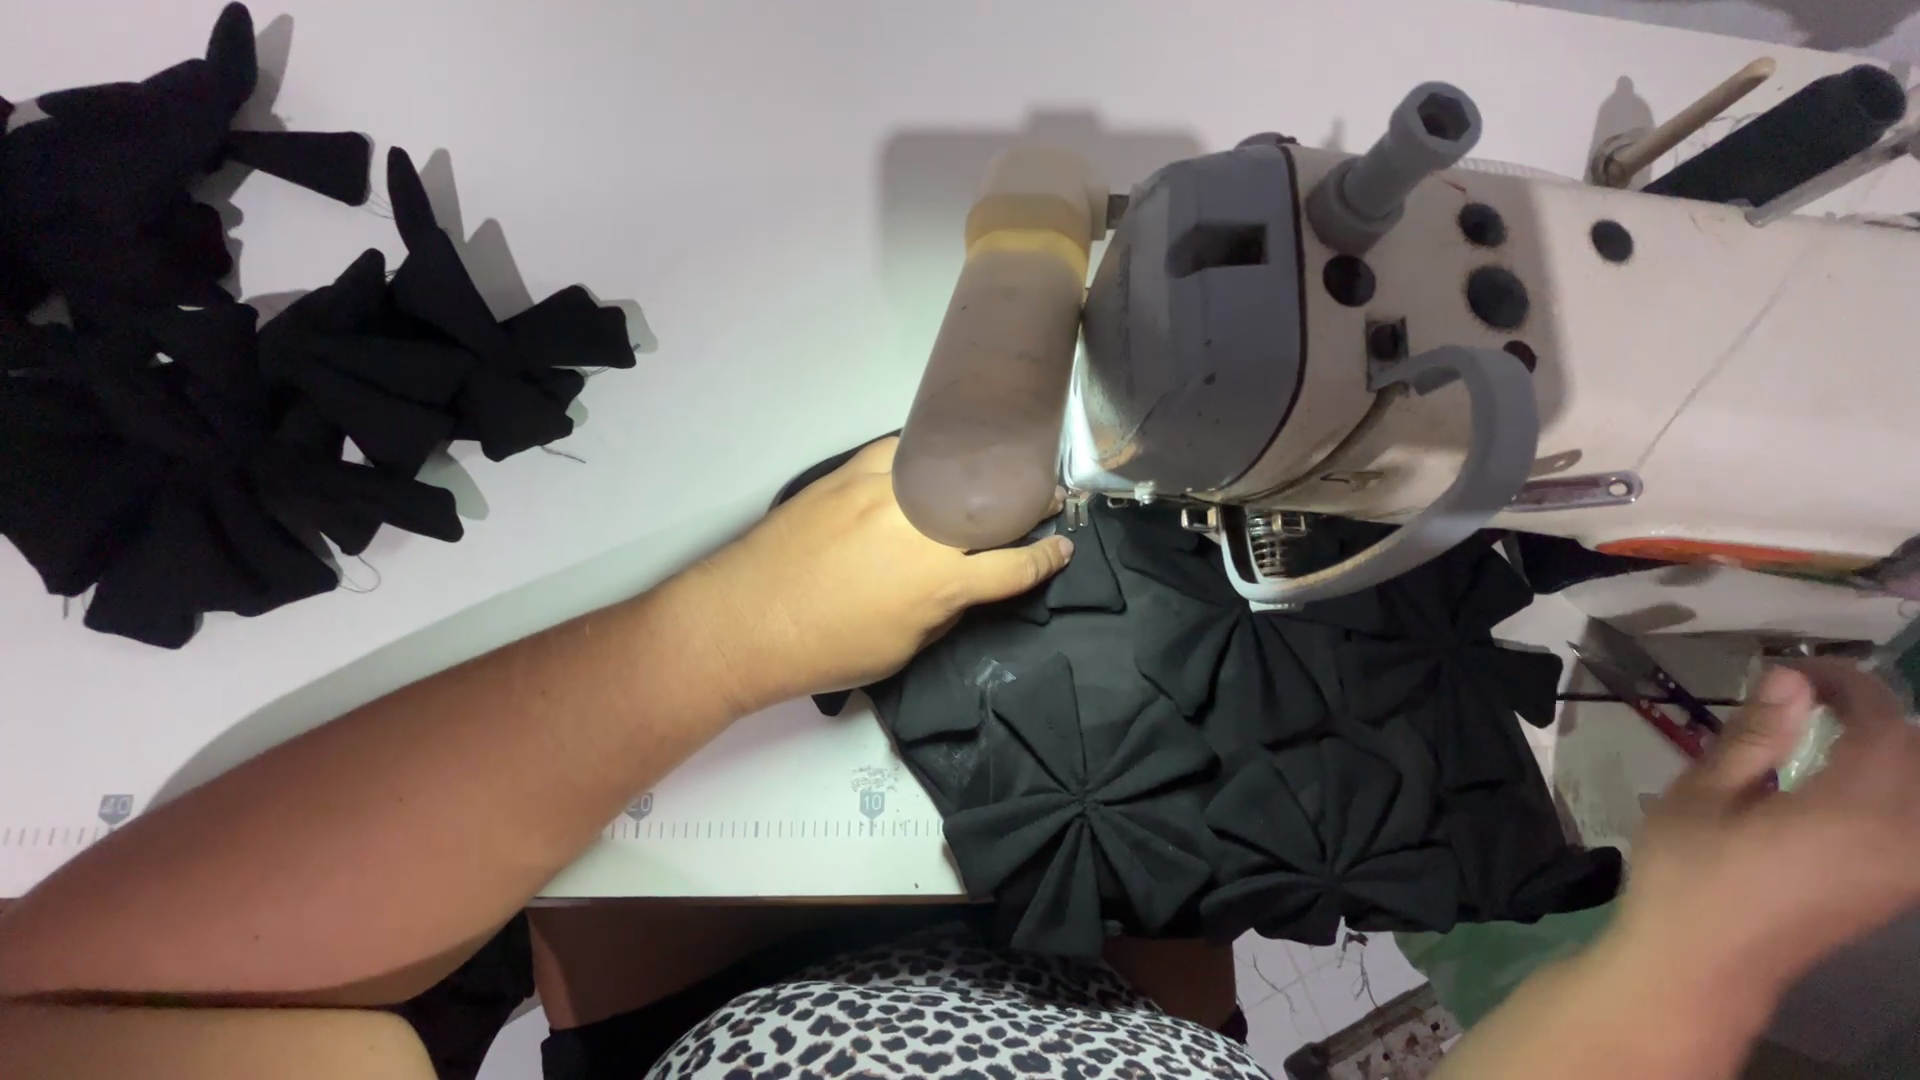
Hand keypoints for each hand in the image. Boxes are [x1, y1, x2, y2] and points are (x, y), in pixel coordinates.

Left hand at [684, 437, 1072, 711]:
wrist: (744, 621)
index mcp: (942, 583)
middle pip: (993, 508)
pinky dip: (924, 457)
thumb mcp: (903, 649)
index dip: (1045, 559)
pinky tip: (930, 461)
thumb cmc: (825, 653)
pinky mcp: (850, 474)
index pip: (1013, 567)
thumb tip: (964, 586)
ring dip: (983, 470)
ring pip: (952, 468)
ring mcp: (886, 493)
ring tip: (998, 467)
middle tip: (1047, 497)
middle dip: (1030, 503)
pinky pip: (901, 452)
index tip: (1063, 548)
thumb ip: (945, 611)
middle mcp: (923, 529)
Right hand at [1601, 661, 1919, 1011]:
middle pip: (1919, 755)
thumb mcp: (1701, 796)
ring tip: (1818, 731)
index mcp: (1855, 811)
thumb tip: (1789, 679)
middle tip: (1801, 696)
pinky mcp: (1899, 885)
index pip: (1886, 726)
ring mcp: (1909, 867)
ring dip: (1886, 750)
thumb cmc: (1687, 870)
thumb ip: (1753, 738)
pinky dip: (1888, 784)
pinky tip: (1835, 779)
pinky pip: (1912, 819)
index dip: (1849, 684)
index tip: (1793, 666)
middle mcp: (1904, 838)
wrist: (1704, 960)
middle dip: (1872, 714)